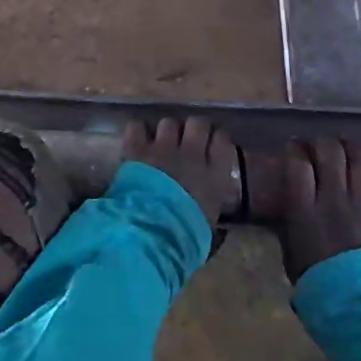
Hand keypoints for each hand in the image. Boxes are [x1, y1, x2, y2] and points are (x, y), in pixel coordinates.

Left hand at [122, 116, 236, 227]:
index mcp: (214, 177)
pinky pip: (137, 126)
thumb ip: (210, 209)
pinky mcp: (137, 148)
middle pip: (198, 124)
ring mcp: (163, 148)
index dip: (219, 138)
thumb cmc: (185, 237)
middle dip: (195, 127)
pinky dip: (138, 131)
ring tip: (163, 140)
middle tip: (190, 136)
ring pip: (169, 122)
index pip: (223, 143)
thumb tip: (208, 208)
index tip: (215, 141)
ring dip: (167, 130)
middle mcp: (191, 155)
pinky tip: (138, 140)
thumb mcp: (208, 227)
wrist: (151, 232)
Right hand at [279, 137, 360, 282]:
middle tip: (321, 143)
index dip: (295, 147)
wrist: (359, 314)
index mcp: (304, 209)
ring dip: (354, 149)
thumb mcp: (290, 249)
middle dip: (325, 142)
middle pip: (331, 156)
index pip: (298, 163)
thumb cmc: (317, 283)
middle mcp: (334, 202)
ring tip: (348, 145)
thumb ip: (290, 222)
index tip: (294, 145)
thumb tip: (288, 205)